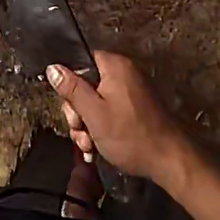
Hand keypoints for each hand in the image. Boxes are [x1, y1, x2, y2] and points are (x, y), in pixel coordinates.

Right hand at [45, 52, 194, 184]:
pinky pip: (108, 113)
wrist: (167, 159)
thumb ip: (72, 89)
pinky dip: (100, 129)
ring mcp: (130, 92)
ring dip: (87, 125)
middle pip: (86, 85)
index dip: (70, 84)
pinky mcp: (134, 109)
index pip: (82, 61)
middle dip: (78, 112)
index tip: (70, 106)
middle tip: (81, 129)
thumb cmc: (131, 135)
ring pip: (95, 103)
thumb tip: (53, 68)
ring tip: (90, 145)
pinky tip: (98, 147)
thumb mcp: (93, 113)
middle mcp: (124, 74)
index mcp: (115, 67)